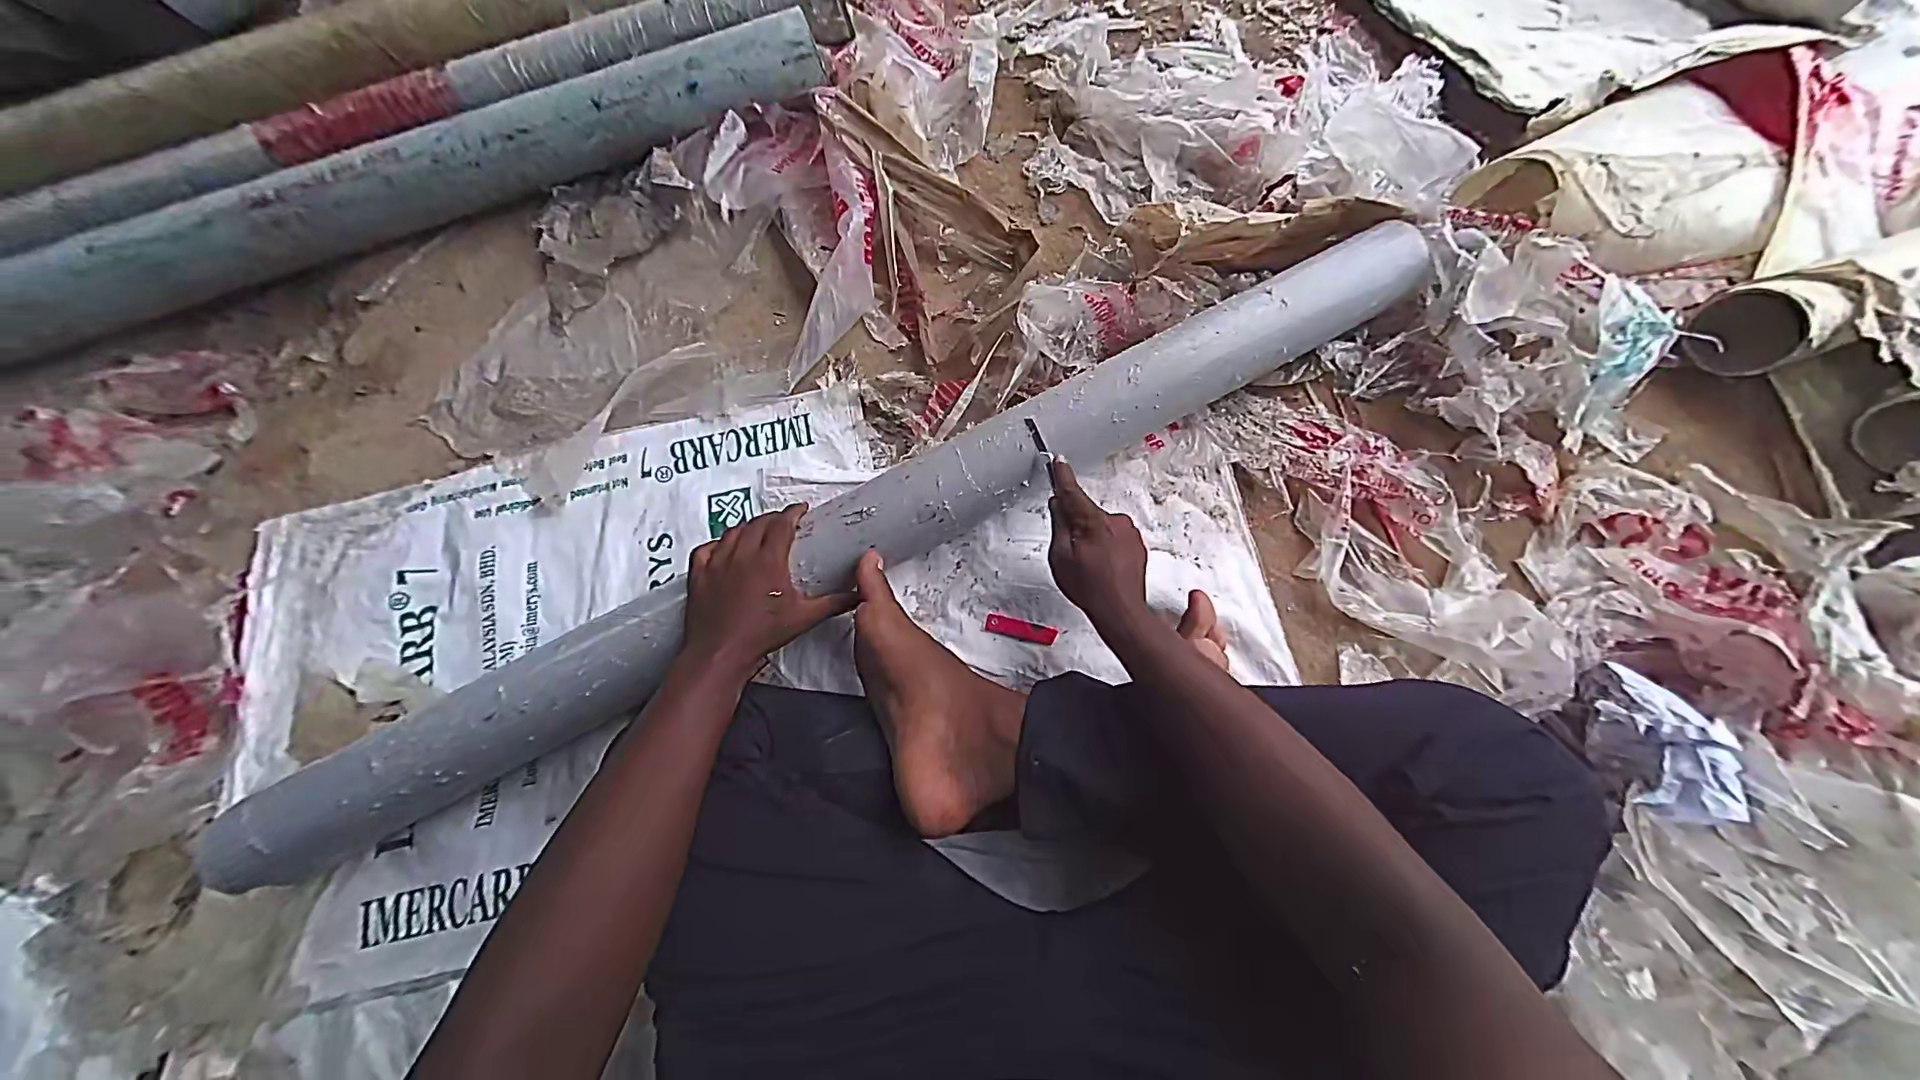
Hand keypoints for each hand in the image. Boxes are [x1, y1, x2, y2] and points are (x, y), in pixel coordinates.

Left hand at [682, 503, 856, 678]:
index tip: (800, 511)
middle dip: (773, 518)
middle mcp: (741, 556)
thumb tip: (853, 597)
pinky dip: (716, 544)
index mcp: (767, 561)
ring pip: (732, 532)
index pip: (782, 523)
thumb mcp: (803, 618)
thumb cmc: (757, 636)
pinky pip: (706, 549)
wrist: (720, 653)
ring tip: (757, 532)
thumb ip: (833, 603)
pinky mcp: (700, 575)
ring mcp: (717, 564)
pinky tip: (722, 549)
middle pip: (758, 523)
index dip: (793, 513)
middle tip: (783, 522)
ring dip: (747, 527)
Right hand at [1047, 460, 1149, 631]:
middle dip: (1076, 526)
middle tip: (1070, 551)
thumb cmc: (1092, 588)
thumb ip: (1059, 525)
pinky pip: (1115, 538)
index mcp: (1094, 521)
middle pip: (1087, 512)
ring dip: (1092, 539)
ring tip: (1088, 565)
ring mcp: (1129, 534)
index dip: (1063, 476)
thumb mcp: (1060, 557)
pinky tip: (1101, 568)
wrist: (1121, 610)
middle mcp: (1116, 522)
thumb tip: (1058, 505)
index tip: (1059, 463)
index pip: (1073, 492)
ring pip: (1101, 526)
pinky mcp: (1137, 545)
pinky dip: (1106, 548)